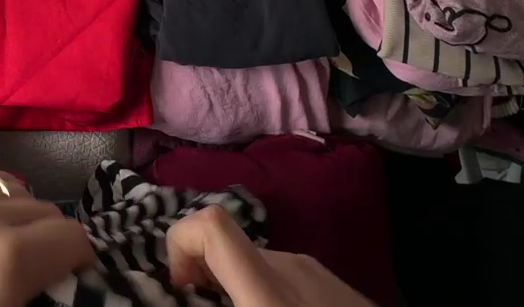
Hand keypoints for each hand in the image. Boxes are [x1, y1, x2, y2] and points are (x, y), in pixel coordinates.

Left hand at [0, 167, 95, 306]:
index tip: (74, 276)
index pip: (73, 236)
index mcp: (11, 257)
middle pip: (44, 209)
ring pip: (11, 188)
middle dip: (52, 238)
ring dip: (21, 214)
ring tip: (13, 242)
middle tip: (44, 269)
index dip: (80, 259)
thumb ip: (37, 295)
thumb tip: (62, 282)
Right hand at [166, 206, 376, 306]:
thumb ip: (230, 301)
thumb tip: (193, 295)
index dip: (179, 242)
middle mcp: (294, 270)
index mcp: (268, 293)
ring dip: (238, 293)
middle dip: (204, 279)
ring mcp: (323, 277)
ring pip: (258, 266)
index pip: (211, 224)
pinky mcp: (345, 291)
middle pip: (227, 247)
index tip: (179, 292)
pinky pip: (290, 283)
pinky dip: (269, 300)